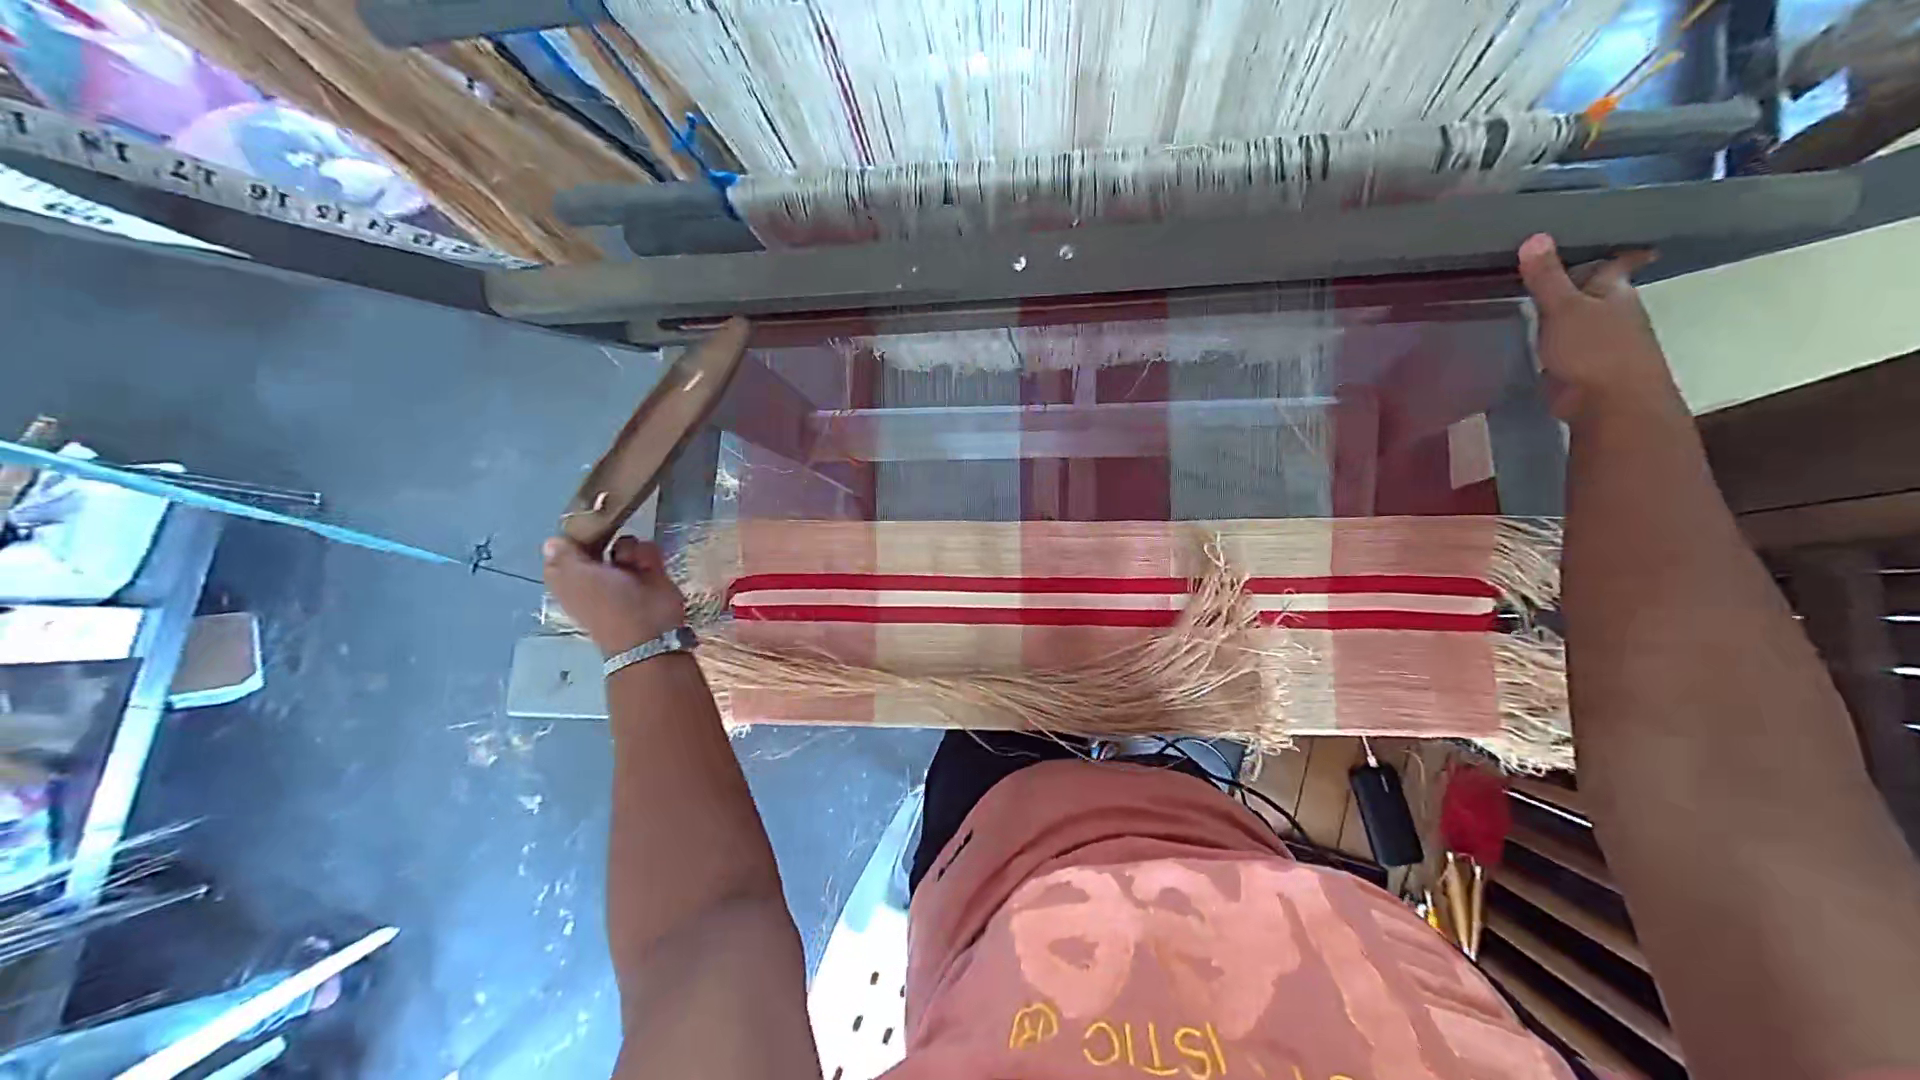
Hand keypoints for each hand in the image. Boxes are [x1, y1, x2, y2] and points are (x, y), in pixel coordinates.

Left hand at [542, 535, 687, 655]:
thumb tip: (552, 541)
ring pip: (623, 542)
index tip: (580, 524)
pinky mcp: (650, 571)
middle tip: (608, 530)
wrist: (650, 626)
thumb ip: (562, 557)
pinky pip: (646, 549)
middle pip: (595, 541)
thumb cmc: (606, 603)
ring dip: (628, 547)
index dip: (571, 535)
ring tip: (632, 562)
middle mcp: (595, 574)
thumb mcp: (574, 579)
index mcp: (571, 578)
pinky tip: (648, 566)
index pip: (565, 549)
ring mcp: (624, 572)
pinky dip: (647, 555)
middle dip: (603, 535)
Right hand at [1517, 233, 1675, 420]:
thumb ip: (1546, 277)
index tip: (1621, 241)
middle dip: (1584, 282)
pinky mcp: (1583, 367)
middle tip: (1558, 270)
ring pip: (1584, 318)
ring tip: (1540, 302)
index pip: (1619, 263)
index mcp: (1615, 292)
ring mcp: (1601, 342)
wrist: (1609, 401)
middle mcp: (1615, 313)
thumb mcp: (1563, 308)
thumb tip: (1535, 236)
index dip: (1620, 252)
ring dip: (1568, 311)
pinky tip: (1539, 337)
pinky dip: (1557, 337)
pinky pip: (1569, 344)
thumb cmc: (1592, 348)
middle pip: (1600, 291)